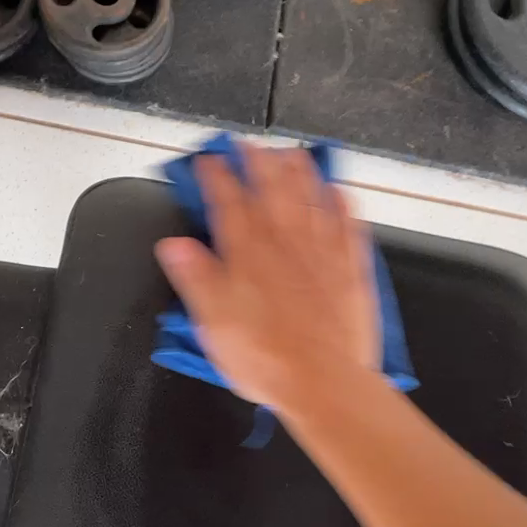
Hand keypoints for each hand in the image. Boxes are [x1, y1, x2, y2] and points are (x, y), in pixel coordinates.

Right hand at [154, 142, 380, 412]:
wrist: (324, 382)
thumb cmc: (263, 355)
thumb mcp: (212, 320)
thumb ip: (195, 276)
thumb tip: (174, 244)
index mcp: (247, 252)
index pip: (228, 201)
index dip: (215, 176)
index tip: (207, 159)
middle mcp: (285, 242)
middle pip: (272, 189)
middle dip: (258, 161)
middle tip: (248, 144)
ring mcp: (322, 253)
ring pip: (312, 198)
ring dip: (300, 172)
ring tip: (291, 153)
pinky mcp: (351, 270)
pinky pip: (349, 226)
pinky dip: (343, 205)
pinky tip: (340, 192)